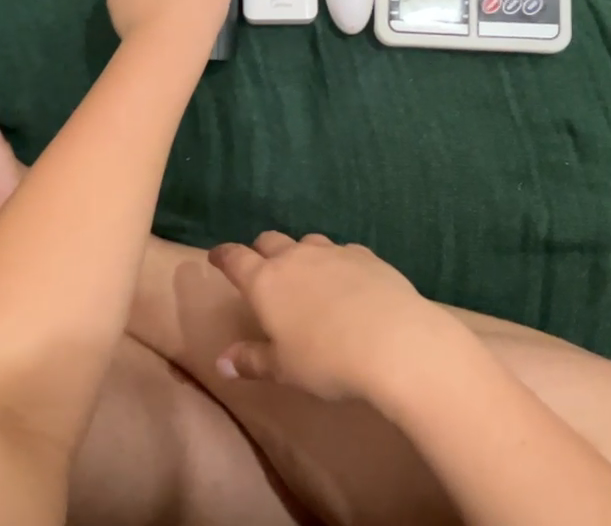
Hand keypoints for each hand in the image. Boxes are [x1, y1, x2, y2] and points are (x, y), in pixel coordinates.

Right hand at [207, 231, 466, 402]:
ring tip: (306, 273)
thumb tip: (222, 362)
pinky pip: (343, 252)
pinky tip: (348, 280)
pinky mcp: (365, 256)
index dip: (223, 256)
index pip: (235, 259)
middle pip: (270, 241)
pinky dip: (337, 262)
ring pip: (307, 242)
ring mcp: (332, 253)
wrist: (393, 341)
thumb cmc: (327, 360)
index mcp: (265, 282)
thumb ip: (253, 361)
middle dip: (261, 250)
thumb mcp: (284, 369)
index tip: (216, 256)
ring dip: (301, 253)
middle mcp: (295, 258)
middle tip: (261, 266)